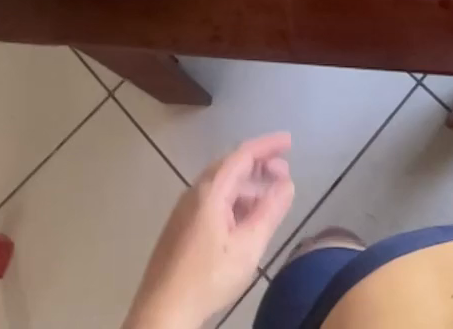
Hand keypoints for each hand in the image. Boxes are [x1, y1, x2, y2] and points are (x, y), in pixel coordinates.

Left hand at [125, 132, 295, 328]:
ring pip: (221, 186)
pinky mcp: (181, 228)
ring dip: (248, 185)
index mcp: (211, 191)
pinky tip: (245, 220)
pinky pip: (213, 201)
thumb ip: (270, 211)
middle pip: (230, 166)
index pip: (243, 155)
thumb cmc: (208, 276)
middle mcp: (195, 192)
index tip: (289, 141)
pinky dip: (235, 200)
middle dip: (259, 165)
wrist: (162, 311)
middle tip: (284, 173)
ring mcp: (185, 210)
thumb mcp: (248, 245)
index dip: (267, 146)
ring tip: (270, 199)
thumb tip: (286, 184)